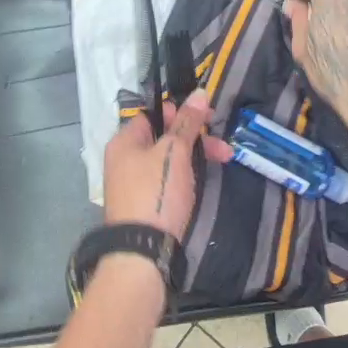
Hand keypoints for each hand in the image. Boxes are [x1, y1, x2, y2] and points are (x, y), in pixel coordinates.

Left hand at [103, 87, 232, 241]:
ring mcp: (133, 184)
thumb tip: (199, 92)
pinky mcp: (144, 205)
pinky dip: (184, 176)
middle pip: (163, 137)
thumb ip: (187, 122)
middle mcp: (124, 160)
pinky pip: (165, 180)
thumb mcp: (174, 152)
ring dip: (194, 156)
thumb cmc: (156, 194)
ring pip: (167, 159)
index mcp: (124, 142)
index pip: (152, 114)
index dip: (179, 112)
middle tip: (221, 144)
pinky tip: (202, 181)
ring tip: (223, 160)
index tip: (205, 117)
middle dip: (194, 137)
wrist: (141, 254)